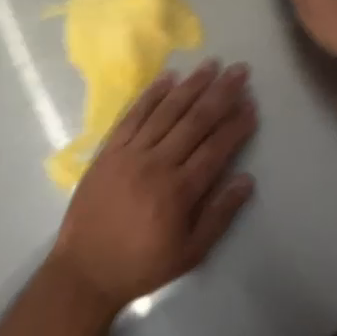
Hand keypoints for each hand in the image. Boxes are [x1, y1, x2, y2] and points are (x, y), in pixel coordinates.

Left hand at [49, 61, 256, 311]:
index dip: (236, 125)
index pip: (216, 148)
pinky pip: (133, 115)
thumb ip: (220, 215)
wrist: (84, 271)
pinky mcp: (109, 150)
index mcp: (179, 191)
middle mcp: (157, 165)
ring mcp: (130, 154)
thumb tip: (247, 180)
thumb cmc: (142, 264)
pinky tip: (169, 77)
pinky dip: (152, 94)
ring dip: (192, 85)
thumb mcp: (190, 253)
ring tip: (211, 64)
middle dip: (221, 94)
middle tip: (240, 71)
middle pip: (195, 121)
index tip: (252, 105)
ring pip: (167, 111)